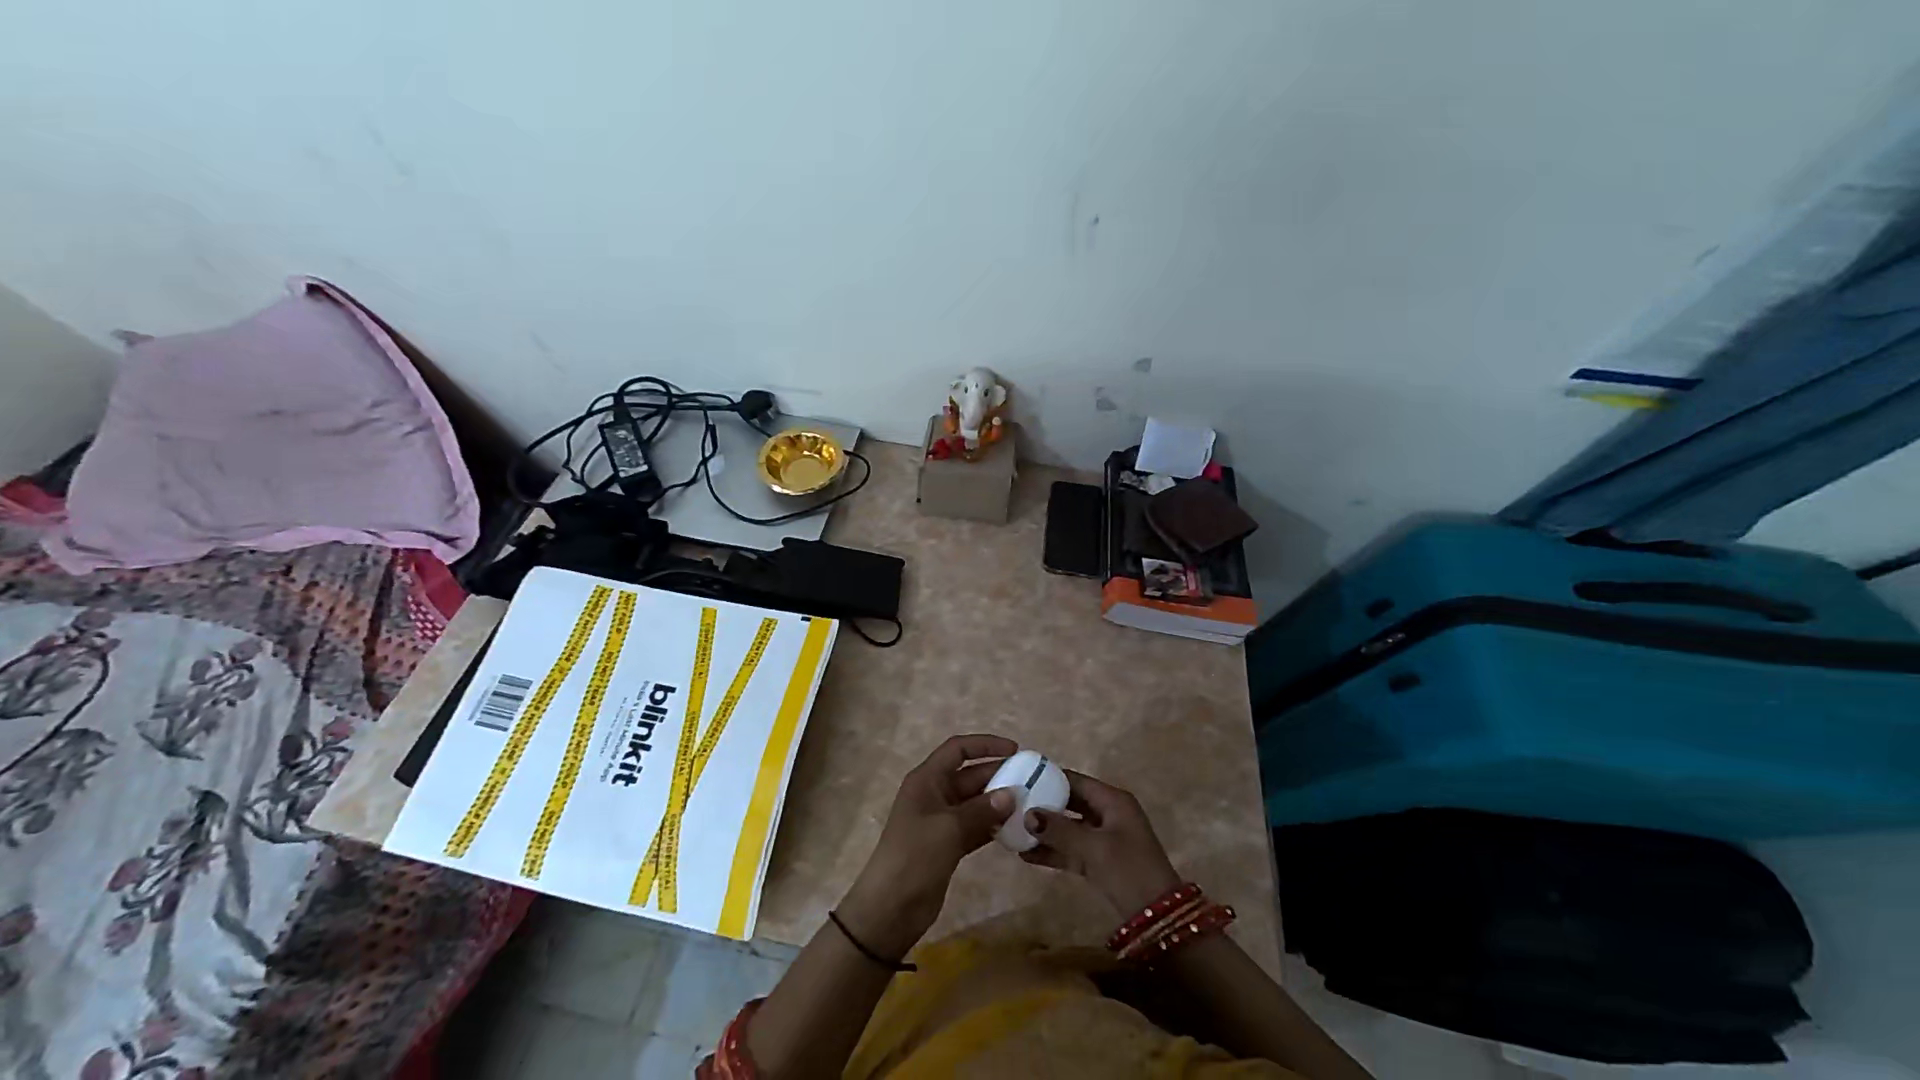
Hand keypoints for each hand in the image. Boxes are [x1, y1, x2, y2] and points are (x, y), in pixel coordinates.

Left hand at [836, 734, 1017, 959]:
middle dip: (998, 775)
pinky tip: (1016, 829)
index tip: (1015, 750)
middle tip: (1032, 781)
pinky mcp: (948, 845)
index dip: (985, 745)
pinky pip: (976, 826)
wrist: (890, 909)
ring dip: (999, 802)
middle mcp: (934, 795)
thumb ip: (982, 810)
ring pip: (975, 802)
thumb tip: (1012, 794)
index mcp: (926, 780)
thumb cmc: (914, 857)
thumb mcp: (948, 829)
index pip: (957, 750)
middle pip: (970, 775)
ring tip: (1030, 804)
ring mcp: (941, 821)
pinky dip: (993, 826)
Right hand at [1020, 770, 1182, 914]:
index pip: (1075, 780)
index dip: (1048, 778)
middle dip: (1042, 805)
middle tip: (1011, 805)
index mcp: (1113, 801)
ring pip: (1068, 827)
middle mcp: (1108, 813)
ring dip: (1044, 831)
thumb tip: (1027, 815)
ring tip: (1012, 830)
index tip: (1019, 780)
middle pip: (1070, 802)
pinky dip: (1052, 851)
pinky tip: (1025, 855)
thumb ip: (1059, 830)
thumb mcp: (1093, 847)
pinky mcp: (1099, 860)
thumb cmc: (1128, 870)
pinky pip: (1071, 849)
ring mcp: (1104, 838)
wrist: (1158, 917)